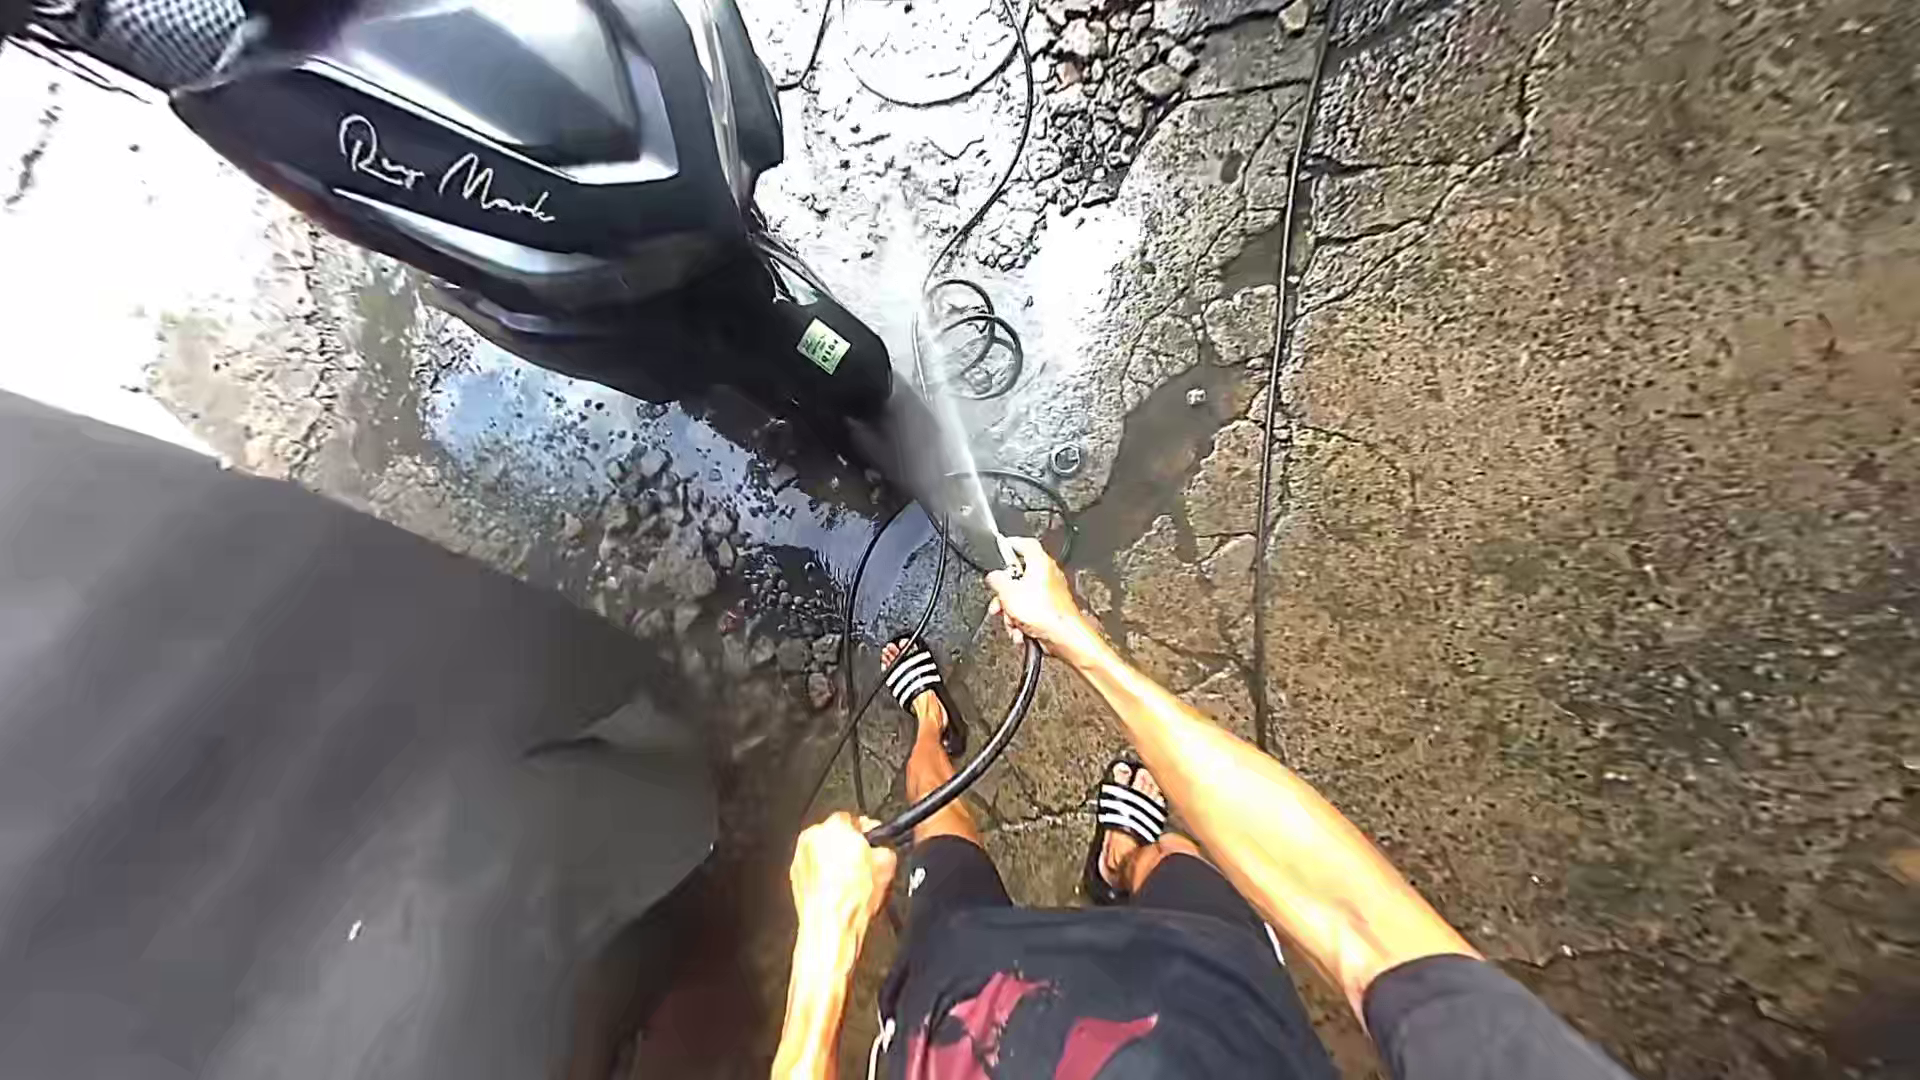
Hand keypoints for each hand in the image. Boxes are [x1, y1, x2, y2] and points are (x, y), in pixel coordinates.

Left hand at [789, 813, 896, 935]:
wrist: (830, 928)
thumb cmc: (853, 898)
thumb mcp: (886, 863)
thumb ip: (884, 844)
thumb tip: (882, 846)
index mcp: (835, 826)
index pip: (853, 819)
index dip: (865, 833)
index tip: (871, 844)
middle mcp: (813, 837)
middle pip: (835, 834)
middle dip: (848, 846)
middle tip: (861, 863)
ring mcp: (801, 856)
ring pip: (822, 851)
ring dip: (833, 860)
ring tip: (848, 881)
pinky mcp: (794, 877)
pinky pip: (812, 868)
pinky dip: (821, 875)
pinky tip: (835, 890)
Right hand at [985, 536, 1103, 662]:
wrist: (1064, 637)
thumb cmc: (1044, 613)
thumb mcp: (1008, 592)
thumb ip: (997, 580)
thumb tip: (993, 576)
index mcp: (1040, 563)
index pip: (1025, 544)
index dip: (1011, 544)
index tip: (1002, 547)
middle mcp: (1048, 575)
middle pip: (1019, 576)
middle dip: (1005, 593)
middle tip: (999, 602)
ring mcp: (1051, 593)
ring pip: (1022, 597)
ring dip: (1012, 612)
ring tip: (1012, 622)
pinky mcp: (1051, 610)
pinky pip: (1030, 611)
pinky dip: (1022, 621)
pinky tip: (1021, 631)